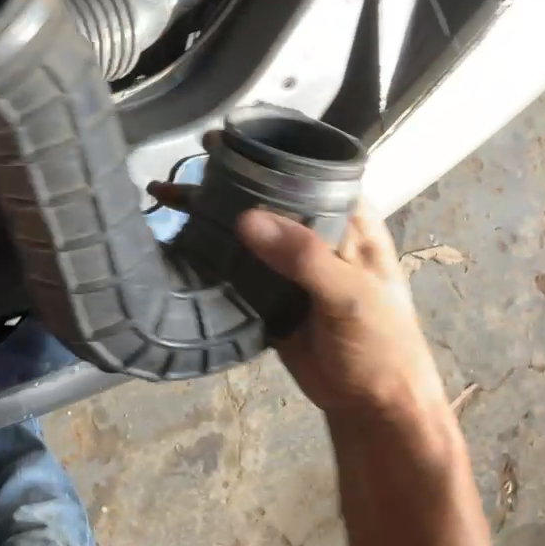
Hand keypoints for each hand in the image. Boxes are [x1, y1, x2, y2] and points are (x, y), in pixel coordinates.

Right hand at [148, 165, 445, 424]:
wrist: (371, 408)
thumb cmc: (380, 347)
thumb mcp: (351, 297)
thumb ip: (304, 257)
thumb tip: (244, 217)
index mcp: (348, 221)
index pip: (306, 168)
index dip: (269, 148)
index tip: (226, 136)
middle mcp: (314, 231)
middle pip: (265, 191)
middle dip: (226, 174)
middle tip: (187, 159)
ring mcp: (285, 261)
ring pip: (242, 223)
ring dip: (206, 208)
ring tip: (163, 191)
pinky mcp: (262, 289)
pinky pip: (229, 259)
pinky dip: (202, 246)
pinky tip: (173, 235)